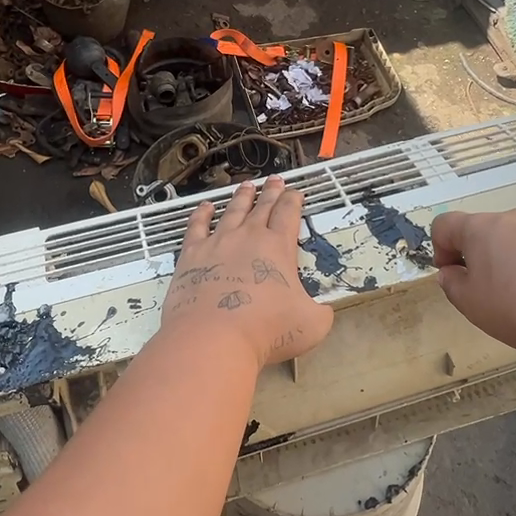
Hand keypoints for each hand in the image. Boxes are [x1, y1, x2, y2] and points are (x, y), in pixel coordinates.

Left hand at [162, 178, 333, 367]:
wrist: (213, 337)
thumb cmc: (267, 329)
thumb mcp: (311, 325)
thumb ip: (320, 313)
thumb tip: (323, 312)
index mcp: (278, 247)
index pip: (288, 213)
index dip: (293, 200)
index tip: (295, 192)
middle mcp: (248, 236)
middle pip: (262, 207)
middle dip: (271, 192)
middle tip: (275, 179)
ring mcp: (217, 242)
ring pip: (232, 211)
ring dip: (242, 197)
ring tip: (247, 185)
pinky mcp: (191, 255)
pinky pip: (197, 227)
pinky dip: (202, 214)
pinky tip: (205, 207)